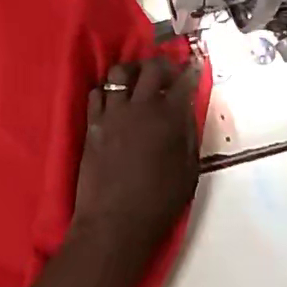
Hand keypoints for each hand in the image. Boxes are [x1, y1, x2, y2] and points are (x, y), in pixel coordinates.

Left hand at [71, 57, 201, 258]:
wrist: (115, 222)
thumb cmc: (159, 203)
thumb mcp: (189, 171)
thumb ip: (188, 136)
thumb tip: (186, 112)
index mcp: (169, 119)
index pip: (183, 82)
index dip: (190, 73)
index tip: (193, 69)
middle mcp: (140, 107)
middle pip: (151, 68)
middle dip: (163, 65)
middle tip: (168, 74)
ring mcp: (113, 112)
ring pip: (119, 72)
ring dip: (132, 71)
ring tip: (138, 81)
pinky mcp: (92, 122)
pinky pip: (97, 92)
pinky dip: (108, 91)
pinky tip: (114, 100)